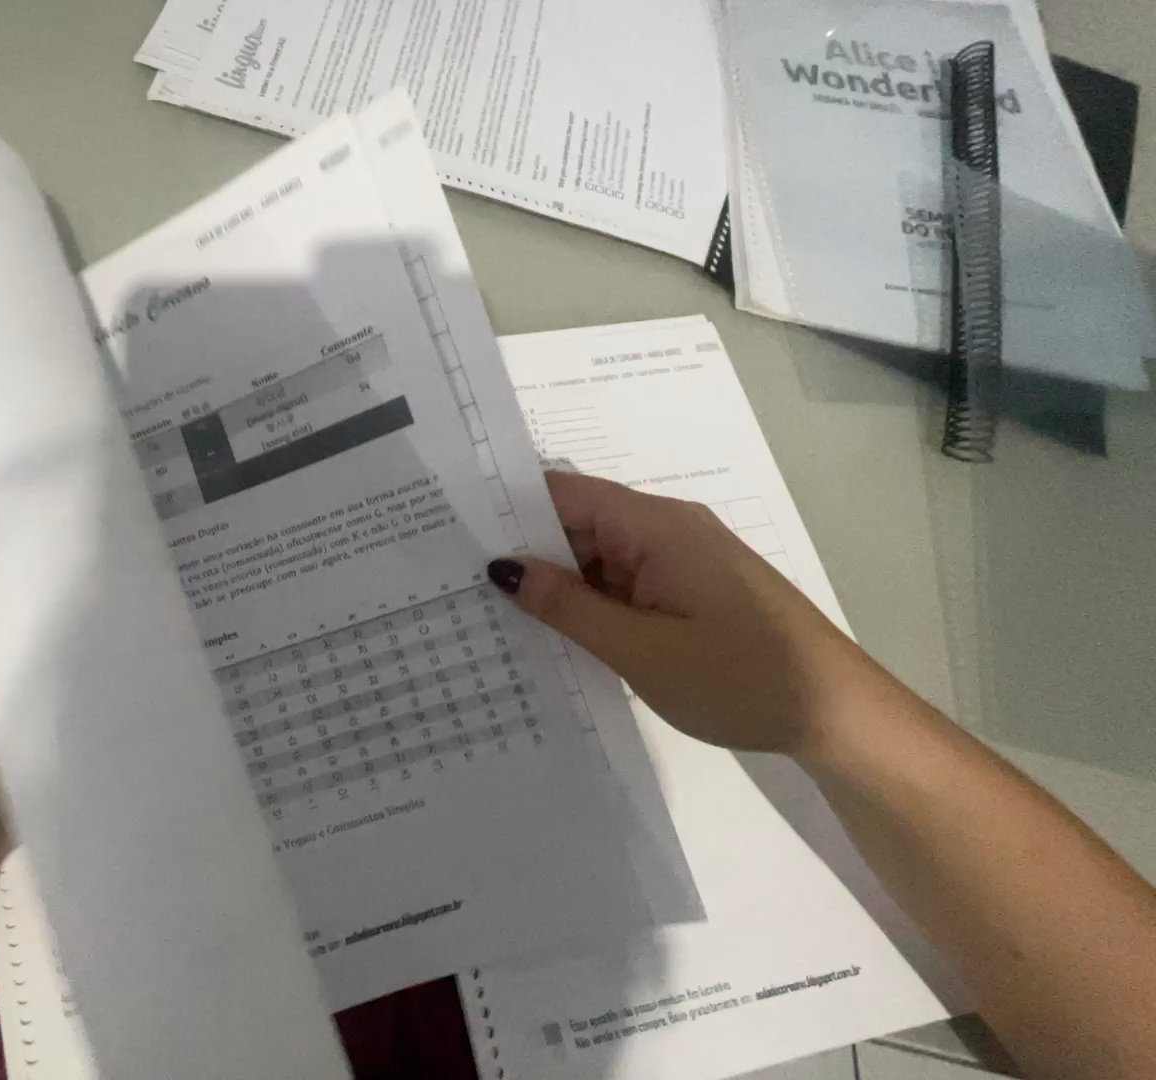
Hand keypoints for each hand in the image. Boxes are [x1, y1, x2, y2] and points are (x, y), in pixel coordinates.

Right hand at [489, 471, 903, 757]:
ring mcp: (677, 560)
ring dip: (554, 582)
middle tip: (457, 583)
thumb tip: (501, 567)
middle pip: (574, 523)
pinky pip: (619, 582)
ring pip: (594, 556)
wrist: (842, 719)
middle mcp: (665, 529)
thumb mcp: (639, 648)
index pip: (563, 494)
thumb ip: (565, 605)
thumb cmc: (741, 678)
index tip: (452, 532)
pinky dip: (585, 601)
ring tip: (490, 609)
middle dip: (523, 551)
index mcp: (656, 526)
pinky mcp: (685, 588)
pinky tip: (550, 629)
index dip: (507, 507)